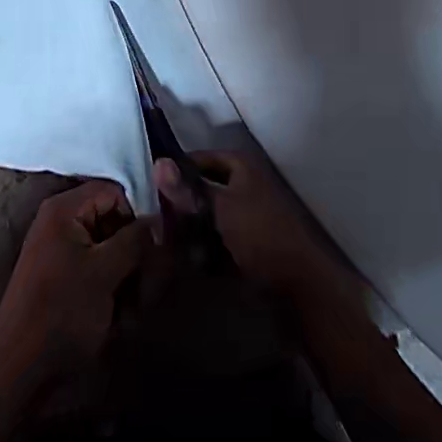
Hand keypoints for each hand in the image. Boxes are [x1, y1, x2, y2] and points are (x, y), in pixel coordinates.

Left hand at [0, 180, 152, 375]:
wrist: (19, 374)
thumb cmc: (61, 314)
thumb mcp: (105, 271)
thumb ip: (136, 239)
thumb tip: (159, 221)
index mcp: (63, 210)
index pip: (115, 190)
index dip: (138, 211)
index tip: (157, 240)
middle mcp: (60, 223)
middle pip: (114, 218)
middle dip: (134, 246)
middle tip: (147, 276)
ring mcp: (60, 251)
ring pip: (110, 246)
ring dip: (127, 270)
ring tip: (132, 300)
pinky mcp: (62, 278)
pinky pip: (98, 268)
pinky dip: (113, 284)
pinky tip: (118, 310)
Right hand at [155, 151, 350, 305]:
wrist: (294, 283)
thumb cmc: (259, 233)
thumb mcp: (221, 206)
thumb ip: (188, 188)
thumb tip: (157, 163)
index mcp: (241, 169)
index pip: (200, 159)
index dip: (176, 168)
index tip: (148, 183)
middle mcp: (241, 187)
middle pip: (200, 188)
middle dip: (179, 202)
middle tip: (150, 214)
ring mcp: (240, 218)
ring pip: (203, 217)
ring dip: (186, 228)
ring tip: (160, 238)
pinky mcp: (239, 246)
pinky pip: (210, 241)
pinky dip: (197, 248)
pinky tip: (178, 257)